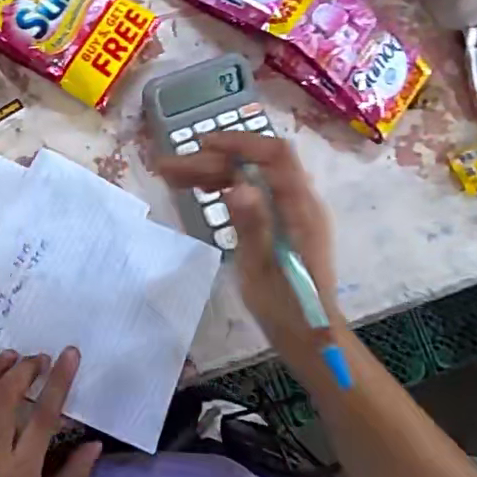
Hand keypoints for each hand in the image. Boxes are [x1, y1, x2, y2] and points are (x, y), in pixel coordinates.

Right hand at [152, 131, 343, 361]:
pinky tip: (199, 190)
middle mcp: (297, 201)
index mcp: (299, 207)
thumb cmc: (285, 305)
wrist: (307, 334)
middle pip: (254, 164)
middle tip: (168, 169)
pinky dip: (223, 187)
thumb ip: (252, 224)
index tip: (202, 145)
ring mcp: (289, 211)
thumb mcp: (262, 267)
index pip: (274, 155)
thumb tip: (238, 186)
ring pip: (248, 177)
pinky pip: (250, 193)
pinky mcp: (279, 222)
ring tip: (172, 178)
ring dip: (212, 172)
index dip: (239, 142)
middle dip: (211, 161)